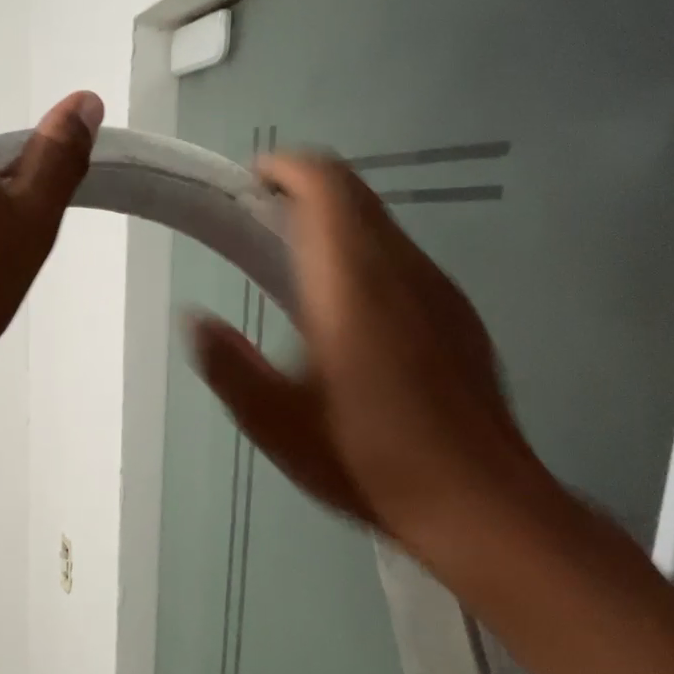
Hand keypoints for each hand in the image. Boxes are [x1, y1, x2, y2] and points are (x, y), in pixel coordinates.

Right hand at [190, 154, 547, 553]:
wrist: (478, 504)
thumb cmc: (366, 459)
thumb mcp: (274, 422)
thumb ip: (229, 364)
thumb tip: (194, 319)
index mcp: (352, 283)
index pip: (326, 185)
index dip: (285, 168)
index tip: (248, 185)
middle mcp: (402, 269)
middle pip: (355, 195)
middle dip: (303, 191)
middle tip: (256, 224)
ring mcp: (439, 291)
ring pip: (382, 226)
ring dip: (334, 225)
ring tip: (291, 268)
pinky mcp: (459, 317)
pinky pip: (403, 260)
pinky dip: (364, 256)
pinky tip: (348, 314)